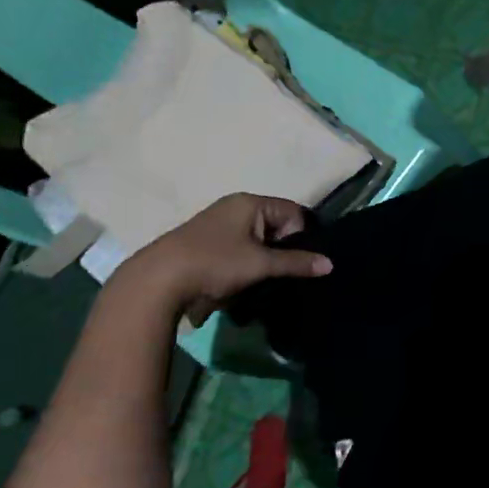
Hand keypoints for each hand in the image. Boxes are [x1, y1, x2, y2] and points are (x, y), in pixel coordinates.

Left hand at [114, 193, 331, 324]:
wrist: (157, 282)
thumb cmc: (214, 263)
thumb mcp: (260, 264)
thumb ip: (296, 263)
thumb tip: (330, 263)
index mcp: (249, 202)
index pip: (293, 212)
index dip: (300, 236)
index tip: (294, 261)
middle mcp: (235, 208)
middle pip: (277, 227)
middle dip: (282, 251)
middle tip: (278, 274)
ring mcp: (219, 226)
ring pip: (259, 242)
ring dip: (263, 263)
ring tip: (259, 283)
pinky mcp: (208, 246)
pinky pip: (241, 251)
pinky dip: (246, 267)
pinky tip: (241, 285)